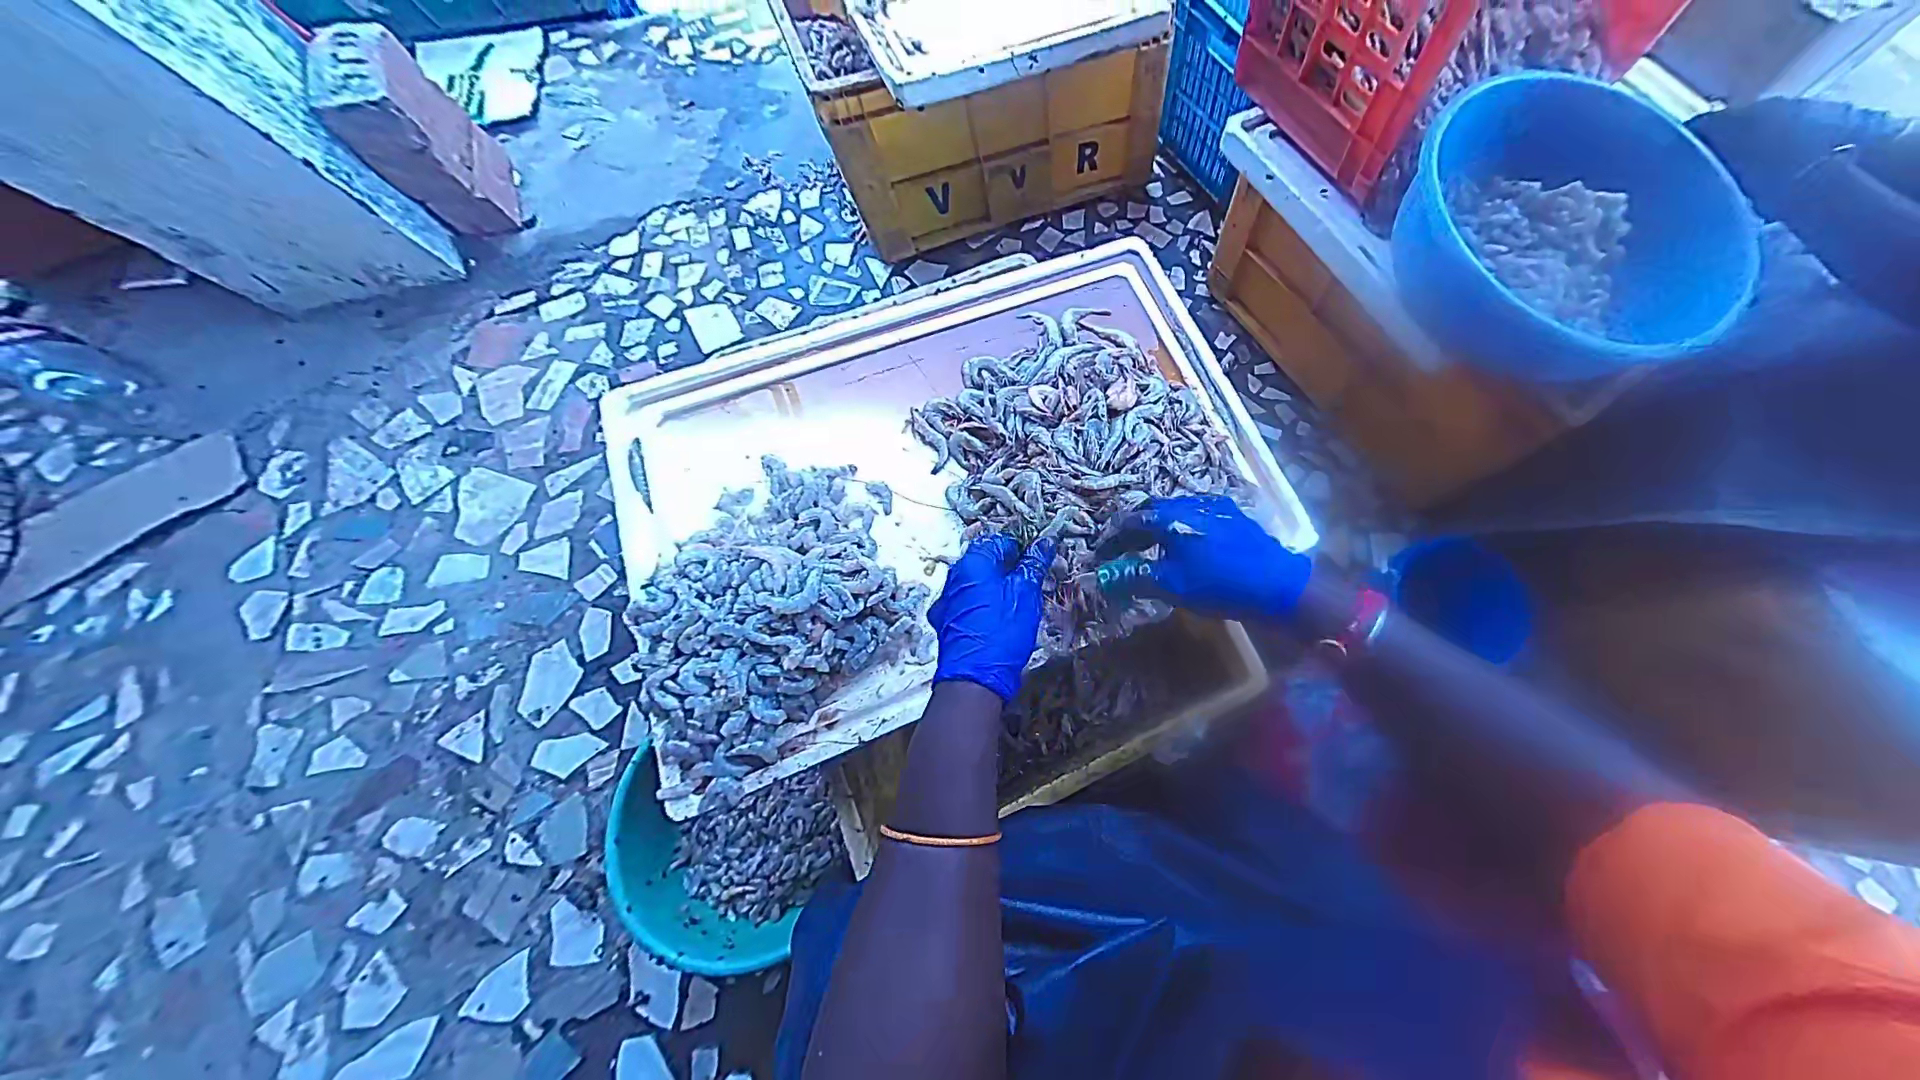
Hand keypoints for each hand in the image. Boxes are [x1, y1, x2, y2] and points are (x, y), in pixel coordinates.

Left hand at [927, 533, 1054, 701]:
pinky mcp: (947, 624)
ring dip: (996, 589)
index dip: (1024, 547)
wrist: (975, 678)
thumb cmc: (1002, 631)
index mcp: (972, 563)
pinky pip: (968, 606)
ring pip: (976, 585)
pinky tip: (998, 620)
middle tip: (1033, 581)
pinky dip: (983, 608)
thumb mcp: (1026, 593)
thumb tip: (1044, 542)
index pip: (1001, 541)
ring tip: (1019, 604)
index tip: (1040, 558)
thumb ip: (1033, 564)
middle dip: (1009, 569)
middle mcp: (953, 578)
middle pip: (986, 563)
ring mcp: (946, 602)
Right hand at [1097, 495, 1309, 621]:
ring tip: (1151, 550)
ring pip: (1175, 513)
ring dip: (1158, 529)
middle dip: (1134, 530)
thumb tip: (1101, 577)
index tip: (1103, 555)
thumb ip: (1133, 577)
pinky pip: (1196, 519)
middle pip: (1153, 511)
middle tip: (1123, 550)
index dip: (1112, 538)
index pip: (1130, 520)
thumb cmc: (1219, 583)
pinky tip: (1184, 549)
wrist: (1280, 586)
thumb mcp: (1171, 585)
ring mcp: (1216, 508)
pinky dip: (1181, 531)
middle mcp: (1191, 503)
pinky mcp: (1234, 519)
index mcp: (1171, 515)